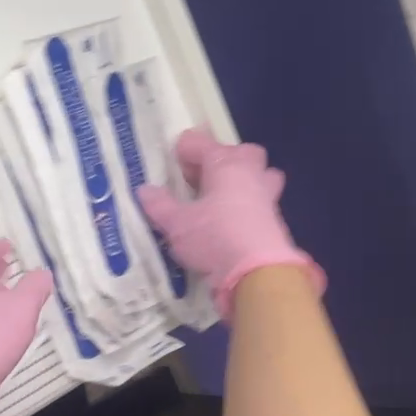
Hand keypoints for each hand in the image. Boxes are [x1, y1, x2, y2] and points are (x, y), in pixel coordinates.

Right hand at [137, 130, 323, 318]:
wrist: (255, 270)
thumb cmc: (213, 237)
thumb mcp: (176, 224)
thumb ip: (160, 206)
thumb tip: (144, 190)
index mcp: (226, 165)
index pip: (204, 145)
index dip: (187, 147)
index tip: (175, 150)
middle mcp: (250, 173)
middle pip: (239, 154)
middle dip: (221, 158)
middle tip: (200, 175)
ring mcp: (266, 195)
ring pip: (256, 175)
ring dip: (240, 179)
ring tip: (220, 195)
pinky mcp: (271, 219)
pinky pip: (258, 200)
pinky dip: (244, 204)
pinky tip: (229, 219)